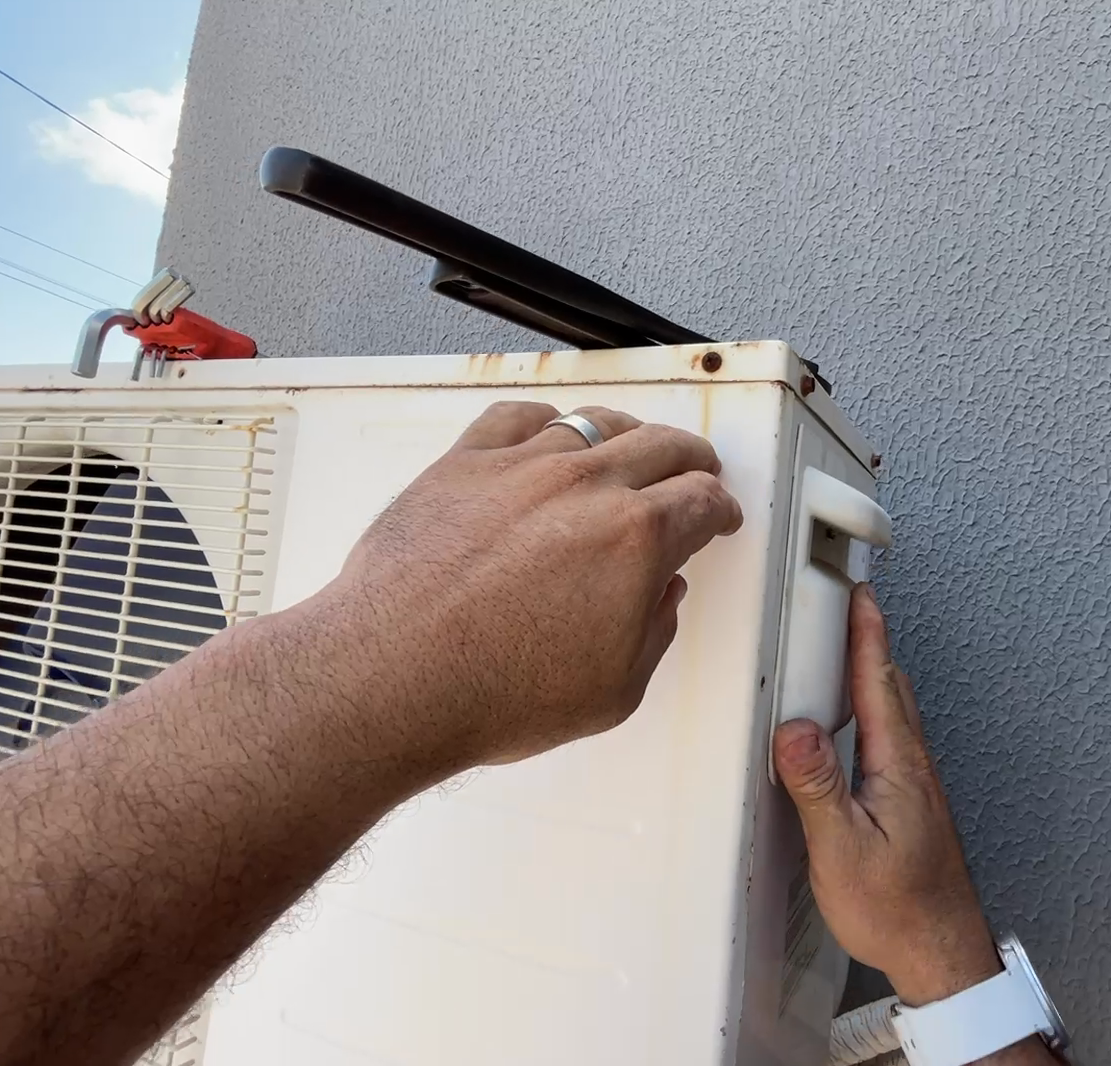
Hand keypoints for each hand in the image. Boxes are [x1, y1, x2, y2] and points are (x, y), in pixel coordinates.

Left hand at [308, 402, 742, 772]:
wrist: (390, 680)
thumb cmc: (499, 692)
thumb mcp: (615, 690)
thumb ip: (654, 631)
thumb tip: (661, 593)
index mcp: (636, 537)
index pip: (702, 501)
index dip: (720, 509)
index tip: (719, 515)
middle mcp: (587, 485)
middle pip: (663, 445)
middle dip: (693, 458)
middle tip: (698, 469)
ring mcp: (523, 466)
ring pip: (598, 422)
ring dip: (632, 433)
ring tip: (636, 446)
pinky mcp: (465, 463)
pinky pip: (518, 416)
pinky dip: (549, 420)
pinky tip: (552, 434)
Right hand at [771, 585, 1001, 1005]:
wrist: (940, 952)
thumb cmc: (897, 909)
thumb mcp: (842, 851)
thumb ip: (818, 787)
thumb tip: (795, 729)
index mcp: (896, 763)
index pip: (879, 681)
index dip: (868, 632)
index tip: (859, 593)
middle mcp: (910, 763)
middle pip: (889, 684)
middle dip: (870, 638)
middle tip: (850, 605)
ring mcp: (912, 779)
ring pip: (892, 707)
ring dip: (871, 668)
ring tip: (848, 645)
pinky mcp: (908, 796)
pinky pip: (889, 731)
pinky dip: (872, 702)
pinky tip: (854, 716)